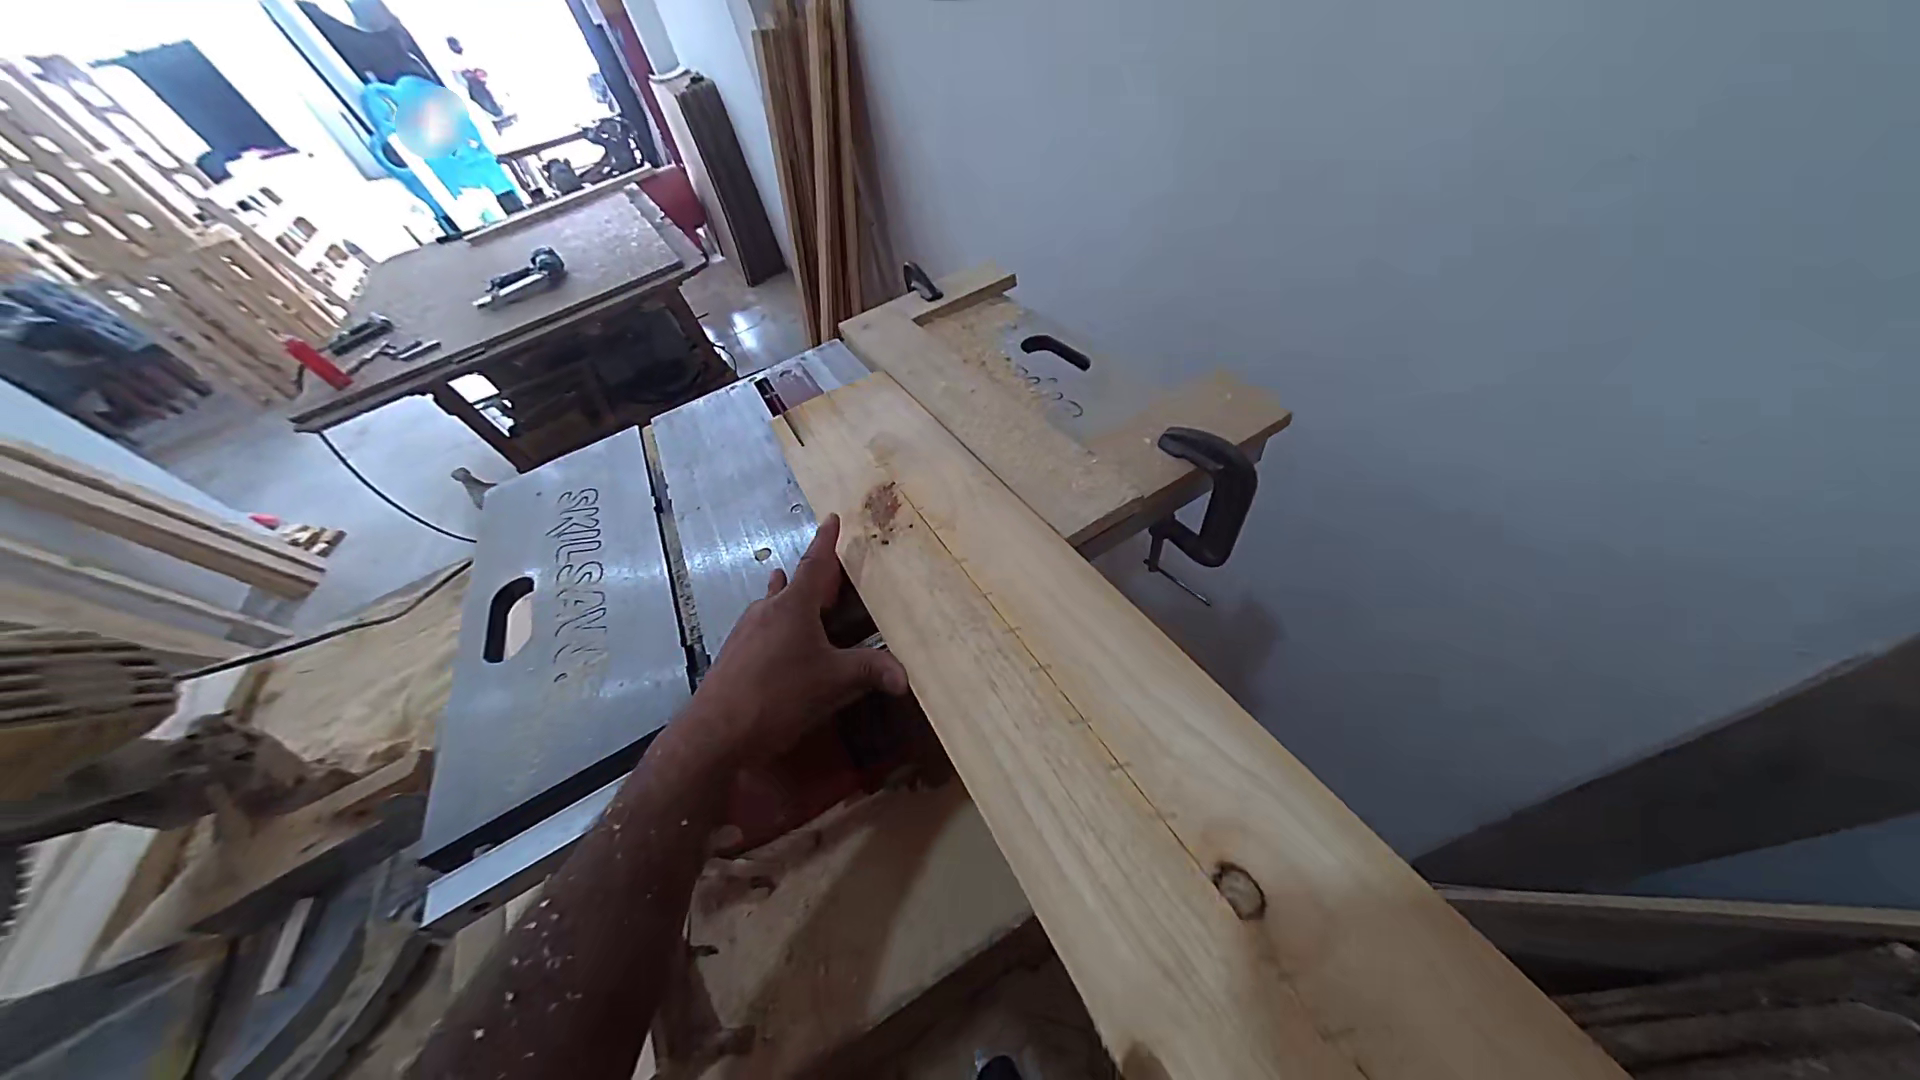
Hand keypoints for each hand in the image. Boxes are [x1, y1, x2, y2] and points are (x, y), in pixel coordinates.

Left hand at [682, 514, 907, 768]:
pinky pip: (759, 630)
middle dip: (809, 577)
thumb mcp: (834, 682)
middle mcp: (765, 611)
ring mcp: (744, 633)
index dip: (826, 541)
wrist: (716, 733)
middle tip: (828, 575)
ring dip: (786, 600)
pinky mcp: (732, 657)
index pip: (815, 565)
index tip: (831, 518)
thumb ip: (871, 672)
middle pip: (790, 585)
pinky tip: (778, 648)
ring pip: (770, 607)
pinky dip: (775, 628)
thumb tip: (905, 677)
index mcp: (792, 606)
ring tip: (796, 599)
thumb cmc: (780, 694)